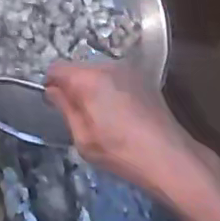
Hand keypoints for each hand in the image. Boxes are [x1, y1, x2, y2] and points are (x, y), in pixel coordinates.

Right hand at [45, 61, 219, 201]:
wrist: (168, 156)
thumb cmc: (120, 151)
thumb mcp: (83, 138)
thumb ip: (65, 108)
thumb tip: (52, 91)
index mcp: (88, 78)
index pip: (57, 68)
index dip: (51, 84)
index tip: (54, 103)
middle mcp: (107, 65)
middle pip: (79, 68)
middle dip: (74, 86)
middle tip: (79, 115)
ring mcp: (127, 69)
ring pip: (98, 72)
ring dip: (94, 87)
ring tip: (102, 117)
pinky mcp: (143, 77)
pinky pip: (116, 77)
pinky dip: (111, 89)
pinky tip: (121, 114)